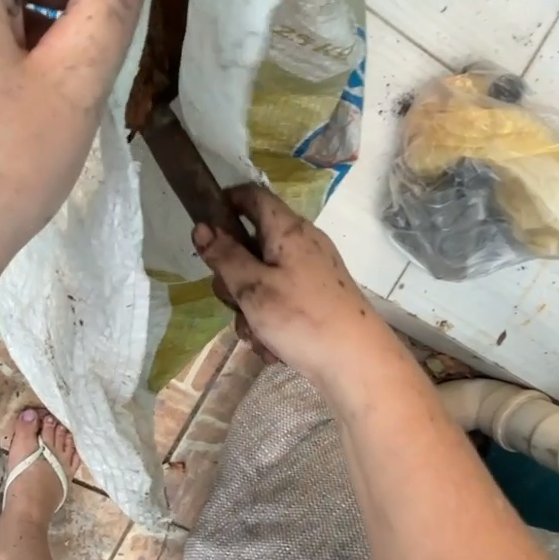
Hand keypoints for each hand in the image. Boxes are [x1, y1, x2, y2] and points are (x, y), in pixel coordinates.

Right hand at [192, 185, 384, 386]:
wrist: (356, 363)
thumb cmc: (302, 318)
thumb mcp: (252, 288)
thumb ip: (224, 256)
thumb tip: (201, 226)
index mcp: (287, 231)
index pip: (252, 196)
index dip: (225, 203)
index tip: (203, 229)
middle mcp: (300, 245)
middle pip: (250, 246)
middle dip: (232, 277)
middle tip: (234, 300)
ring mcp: (309, 273)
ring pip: (259, 281)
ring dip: (248, 310)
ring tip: (257, 334)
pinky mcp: (314, 300)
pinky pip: (277, 302)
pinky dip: (268, 323)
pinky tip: (273, 347)